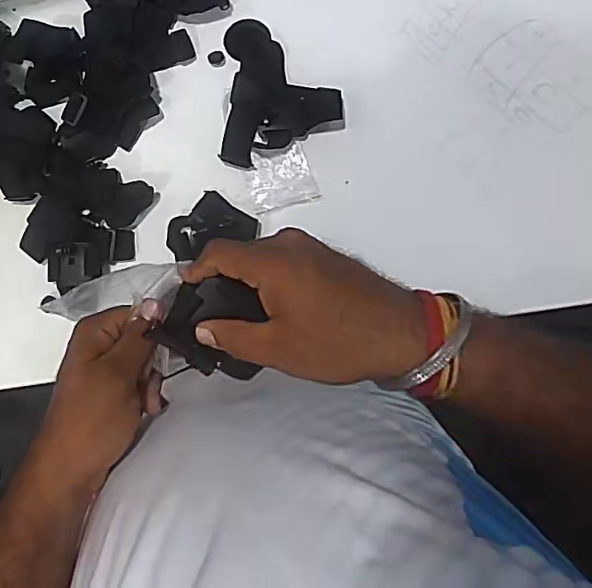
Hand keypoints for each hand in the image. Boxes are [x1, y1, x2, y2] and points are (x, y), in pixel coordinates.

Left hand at [25, 306, 164, 493]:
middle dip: (150, 366)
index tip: (157, 355)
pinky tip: (139, 411)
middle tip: (144, 386)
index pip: (136, 314)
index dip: (153, 334)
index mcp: (93, 332)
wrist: (70, 471)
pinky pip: (134, 385)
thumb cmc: (85, 424)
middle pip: (140, 341)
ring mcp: (100, 372)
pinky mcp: (107, 393)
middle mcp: (94, 347)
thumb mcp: (120, 373)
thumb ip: (139, 338)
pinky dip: (142, 398)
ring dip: (148, 386)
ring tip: (141, 404)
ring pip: (141, 366)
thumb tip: (153, 306)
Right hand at [183, 227, 429, 384]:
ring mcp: (307, 246)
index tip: (186, 286)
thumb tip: (204, 330)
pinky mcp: (322, 254)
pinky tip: (277, 305)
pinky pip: (282, 257)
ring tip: (247, 312)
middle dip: (221, 277)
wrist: (405, 333)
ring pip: (261, 255)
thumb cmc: (343, 340)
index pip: (217, 252)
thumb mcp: (280, 348)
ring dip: (247, 277)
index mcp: (271, 260)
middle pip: (239, 252)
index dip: (196, 269)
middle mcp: (287, 243)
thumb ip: (233, 337)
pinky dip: (269, 275)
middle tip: (214, 308)